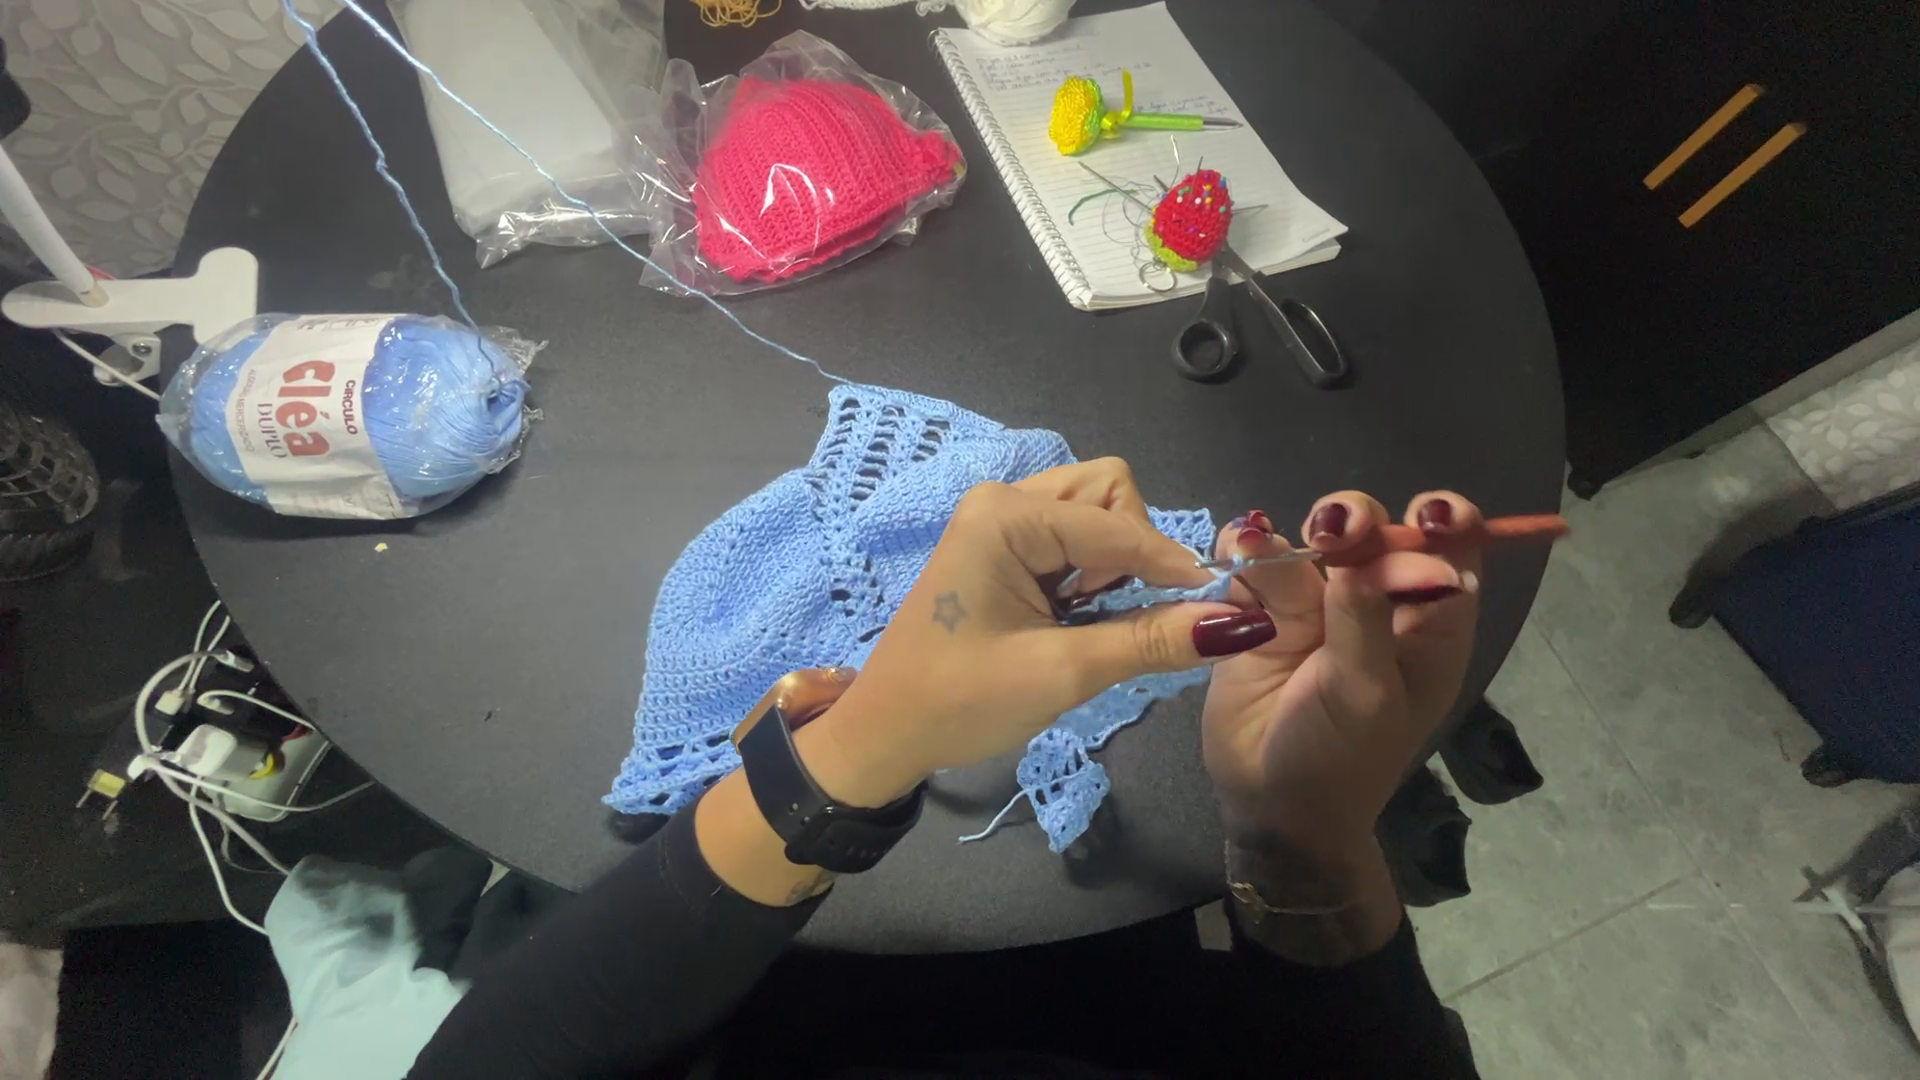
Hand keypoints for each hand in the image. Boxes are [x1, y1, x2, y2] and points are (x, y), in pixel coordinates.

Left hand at [819, 459, 1276, 801]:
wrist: (888, 730)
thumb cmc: (961, 702)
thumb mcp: (1062, 672)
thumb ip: (1151, 640)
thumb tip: (1240, 623)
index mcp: (1007, 515)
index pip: (1119, 524)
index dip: (1172, 564)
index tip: (1217, 607)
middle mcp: (1003, 500)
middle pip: (1109, 494)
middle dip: (1130, 551)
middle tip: (1107, 613)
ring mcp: (998, 519)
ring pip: (1094, 512)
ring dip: (1110, 562)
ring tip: (1082, 617)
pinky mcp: (1000, 544)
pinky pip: (1070, 536)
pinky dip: (1089, 569)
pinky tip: (1069, 611)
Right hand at [1201, 492, 1481, 858]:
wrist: (1269, 799)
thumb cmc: (1340, 755)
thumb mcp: (1367, 691)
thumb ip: (1364, 617)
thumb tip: (1360, 544)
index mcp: (1426, 623)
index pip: (1449, 551)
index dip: (1443, 523)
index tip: (1424, 516)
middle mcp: (1371, 601)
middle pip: (1370, 531)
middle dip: (1352, 520)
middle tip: (1327, 532)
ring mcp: (1309, 602)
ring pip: (1302, 541)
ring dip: (1280, 539)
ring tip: (1248, 547)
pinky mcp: (1255, 610)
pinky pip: (1248, 563)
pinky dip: (1237, 552)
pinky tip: (1228, 557)